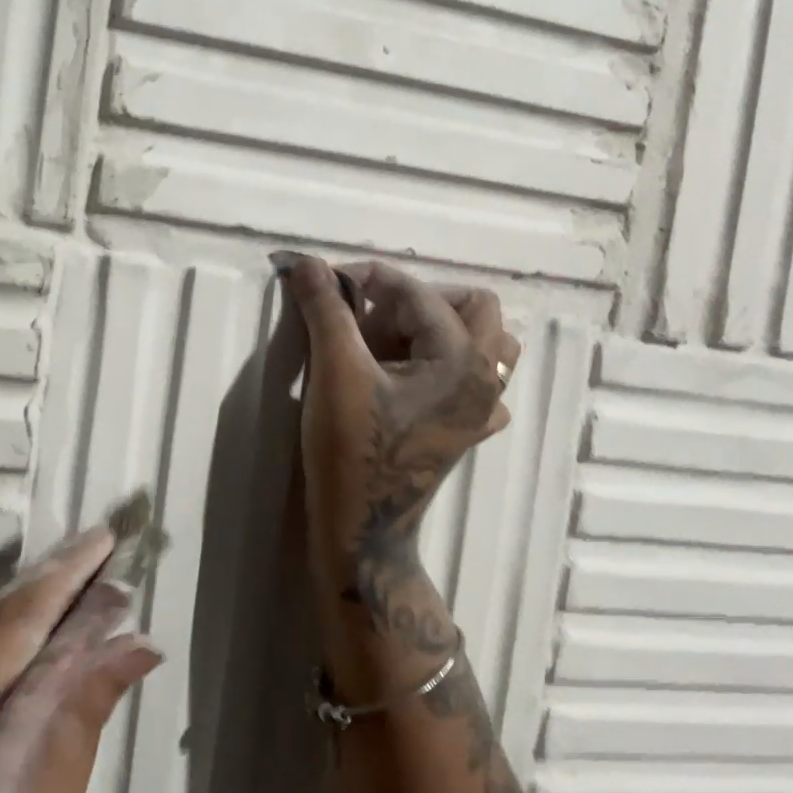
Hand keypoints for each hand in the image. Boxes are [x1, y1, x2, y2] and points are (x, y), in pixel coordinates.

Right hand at [272, 254, 517, 685]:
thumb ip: (326, 311)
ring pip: (481, 342)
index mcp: (462, 358)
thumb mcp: (334, 372)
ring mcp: (481, 409)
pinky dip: (442, 368)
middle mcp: (485, 378)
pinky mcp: (464, 431)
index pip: (416, 293)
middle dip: (413, 300)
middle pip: (471, 306)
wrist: (362, 529)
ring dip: (436, 329)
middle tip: (366, 319)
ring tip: (389, 344)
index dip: (365, 279)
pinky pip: (471, 381)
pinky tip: (408, 382)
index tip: (322, 284)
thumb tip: (307, 263)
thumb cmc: (352, 450)